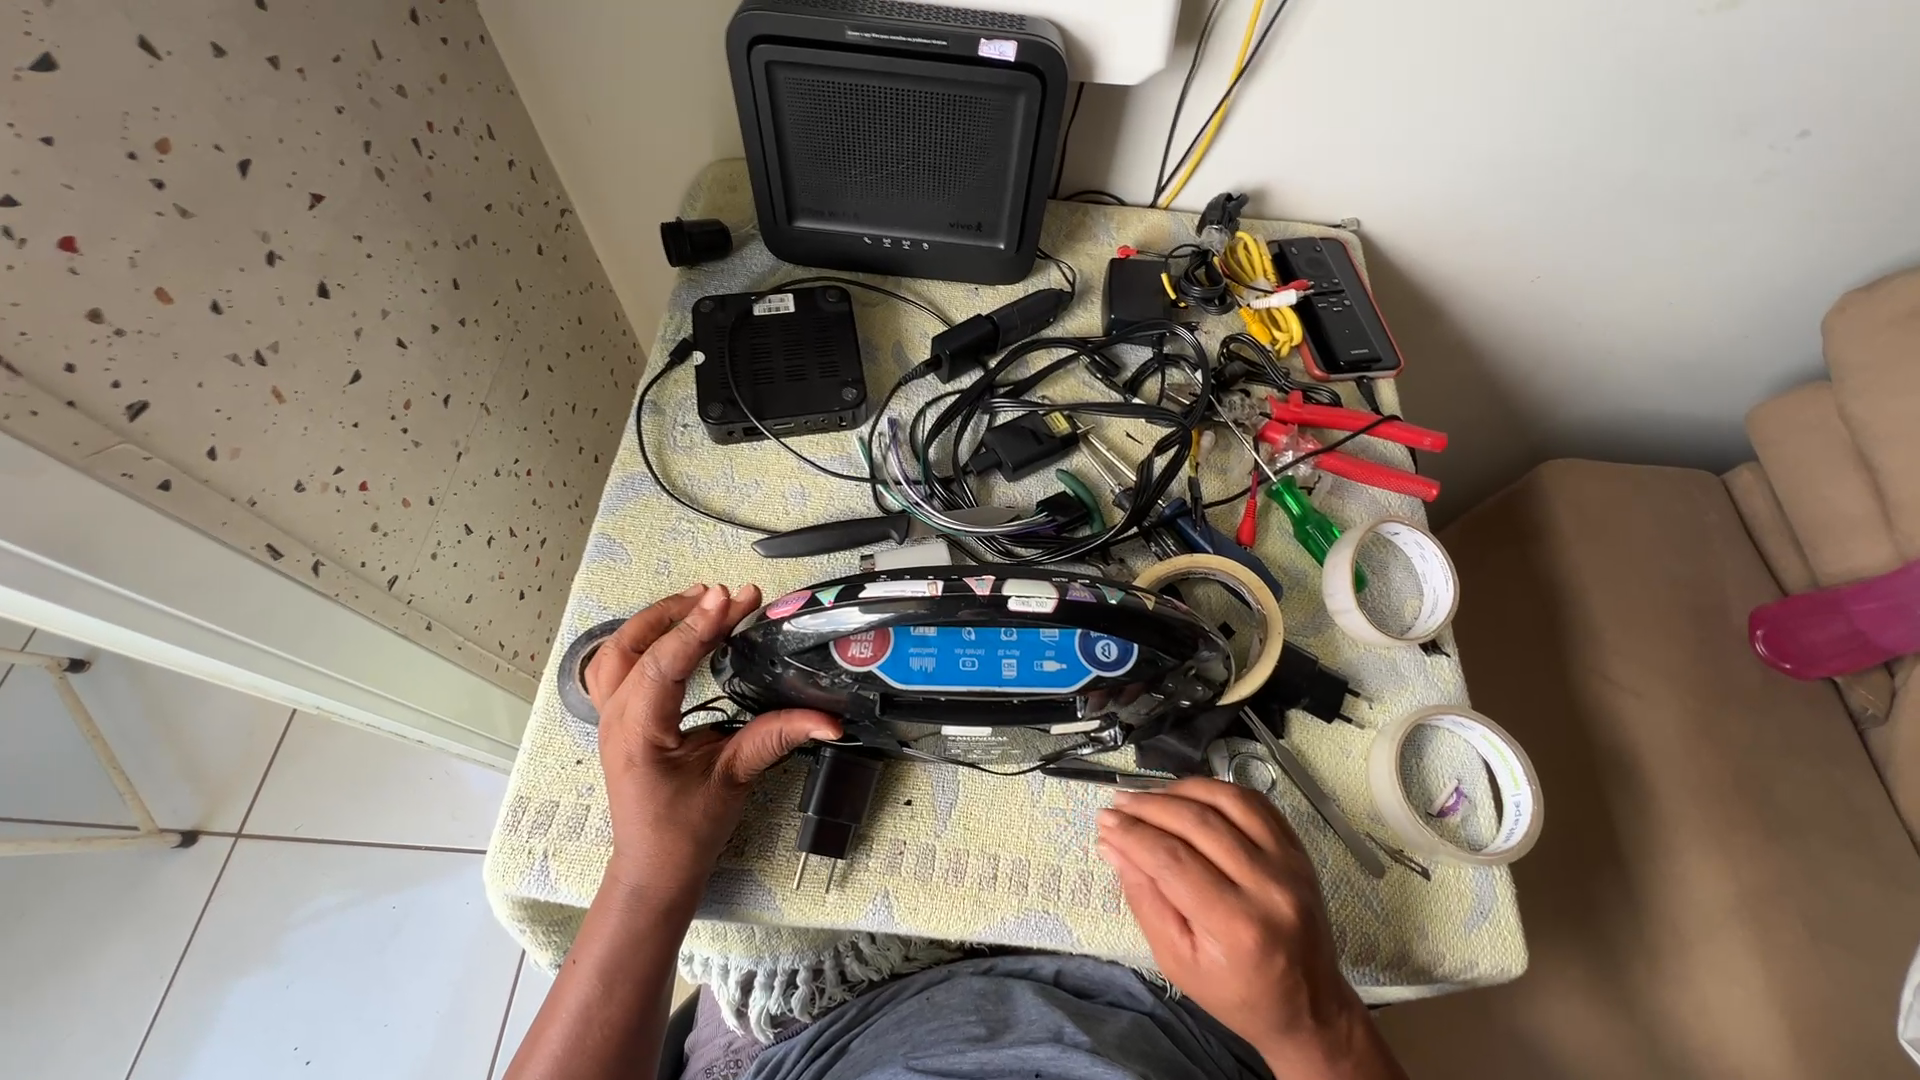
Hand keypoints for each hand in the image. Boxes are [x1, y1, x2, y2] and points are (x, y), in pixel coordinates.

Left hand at [585, 584, 840, 902]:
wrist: (654, 865)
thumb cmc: (687, 828)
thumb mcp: (734, 778)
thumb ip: (777, 737)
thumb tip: (829, 720)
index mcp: (639, 732)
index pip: (662, 665)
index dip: (696, 628)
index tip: (728, 598)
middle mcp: (615, 718)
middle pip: (631, 646)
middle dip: (677, 613)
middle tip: (723, 595)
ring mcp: (609, 717)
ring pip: (617, 650)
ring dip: (655, 620)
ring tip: (699, 601)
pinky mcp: (617, 718)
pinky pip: (617, 665)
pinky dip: (643, 639)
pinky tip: (672, 630)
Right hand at [1097, 779, 1401, 1076]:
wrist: (1308, 1005)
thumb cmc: (1235, 992)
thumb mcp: (1176, 960)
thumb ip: (1143, 898)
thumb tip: (1112, 845)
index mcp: (1236, 925)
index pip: (1172, 860)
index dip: (1132, 834)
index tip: (1104, 821)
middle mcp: (1268, 887)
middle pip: (1198, 823)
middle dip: (1149, 807)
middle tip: (1118, 803)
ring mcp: (1289, 863)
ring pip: (1227, 801)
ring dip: (1180, 791)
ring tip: (1148, 796)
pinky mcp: (1298, 850)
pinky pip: (1254, 802)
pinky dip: (1216, 790)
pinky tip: (1188, 796)